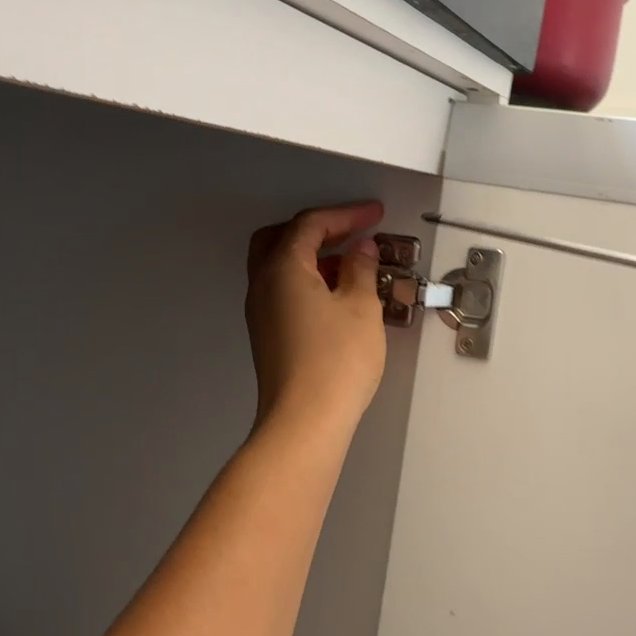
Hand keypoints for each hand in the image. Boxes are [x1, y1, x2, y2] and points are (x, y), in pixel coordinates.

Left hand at [246, 203, 388, 428]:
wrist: (304, 421)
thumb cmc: (335, 362)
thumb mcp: (361, 307)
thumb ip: (361, 269)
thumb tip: (361, 250)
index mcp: (283, 267)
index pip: (311, 224)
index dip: (346, 214)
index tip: (374, 214)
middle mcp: (263, 284)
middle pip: (283, 237)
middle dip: (319, 228)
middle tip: (353, 231)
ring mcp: (261, 311)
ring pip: (279, 264)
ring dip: (313, 255)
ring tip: (352, 264)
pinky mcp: (267, 335)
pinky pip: (283, 290)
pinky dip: (307, 279)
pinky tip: (337, 295)